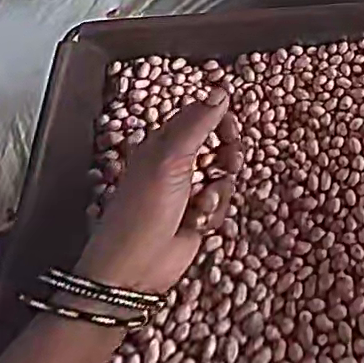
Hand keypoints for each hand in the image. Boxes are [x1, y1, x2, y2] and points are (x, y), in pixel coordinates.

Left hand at [75, 88, 241, 294]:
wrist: (134, 272)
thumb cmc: (144, 211)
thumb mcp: (171, 158)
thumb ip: (198, 122)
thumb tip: (221, 90)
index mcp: (166, 142)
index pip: (203, 115)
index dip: (221, 120)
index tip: (229, 131)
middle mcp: (178, 162)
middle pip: (220, 143)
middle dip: (228, 154)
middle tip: (225, 165)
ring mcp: (189, 188)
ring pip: (225, 173)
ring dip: (220, 188)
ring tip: (204, 202)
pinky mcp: (200, 213)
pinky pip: (223, 199)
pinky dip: (215, 210)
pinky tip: (199, 221)